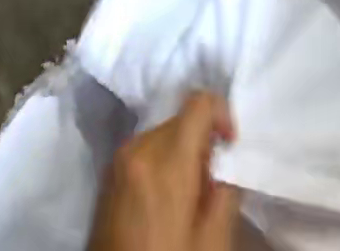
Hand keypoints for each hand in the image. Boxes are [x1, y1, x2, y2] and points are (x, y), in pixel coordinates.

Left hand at [89, 91, 240, 250]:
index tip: (231, 148)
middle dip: (203, 142)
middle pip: (180, 119)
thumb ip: (225, 191)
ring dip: (182, 153)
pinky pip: (144, 150)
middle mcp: (137, 147)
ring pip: (162, 133)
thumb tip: (224, 161)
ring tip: (191, 198)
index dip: (223, 114)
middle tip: (214, 184)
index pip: (198, 102)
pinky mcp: (108, 174)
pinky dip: (162, 162)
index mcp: (164, 160)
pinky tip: (167, 201)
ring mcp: (118, 158)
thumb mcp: (212, 242)